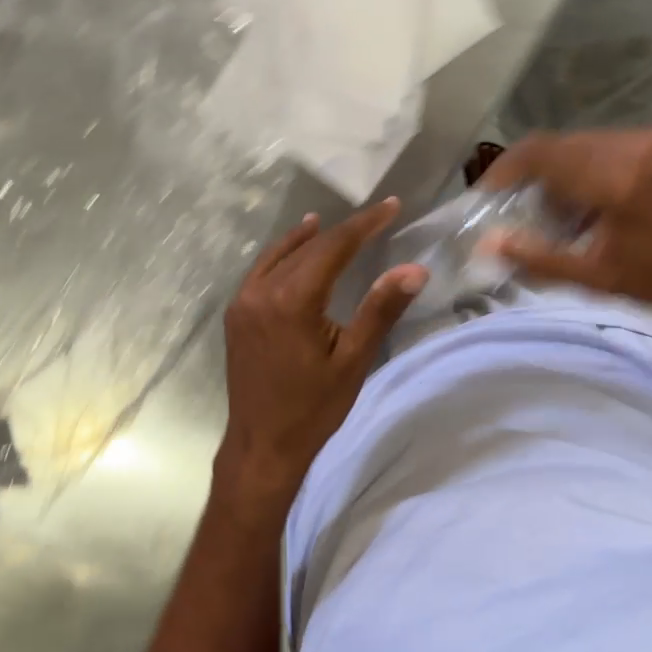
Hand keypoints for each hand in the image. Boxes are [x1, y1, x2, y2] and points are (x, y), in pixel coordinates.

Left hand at [216, 198, 428, 515]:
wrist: (262, 445)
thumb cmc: (313, 408)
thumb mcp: (354, 360)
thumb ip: (380, 309)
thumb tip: (414, 269)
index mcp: (292, 300)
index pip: (334, 247)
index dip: (365, 224)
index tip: (391, 206)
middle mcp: (262, 291)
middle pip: (308, 248)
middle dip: (343, 230)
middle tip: (376, 216)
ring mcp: (244, 303)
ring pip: (280, 256)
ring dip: (309, 239)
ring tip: (330, 223)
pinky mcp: (237, 316)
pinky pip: (262, 272)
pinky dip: (283, 256)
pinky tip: (294, 254)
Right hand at [480, 128, 651, 338]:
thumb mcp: (599, 277)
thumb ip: (538, 258)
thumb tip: (488, 244)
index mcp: (618, 178)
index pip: (542, 153)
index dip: (505, 169)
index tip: (488, 194)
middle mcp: (637, 144)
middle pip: (563, 146)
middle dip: (537, 176)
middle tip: (527, 213)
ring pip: (588, 144)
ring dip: (568, 172)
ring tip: (569, 214)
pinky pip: (617, 145)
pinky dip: (597, 168)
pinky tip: (604, 202)